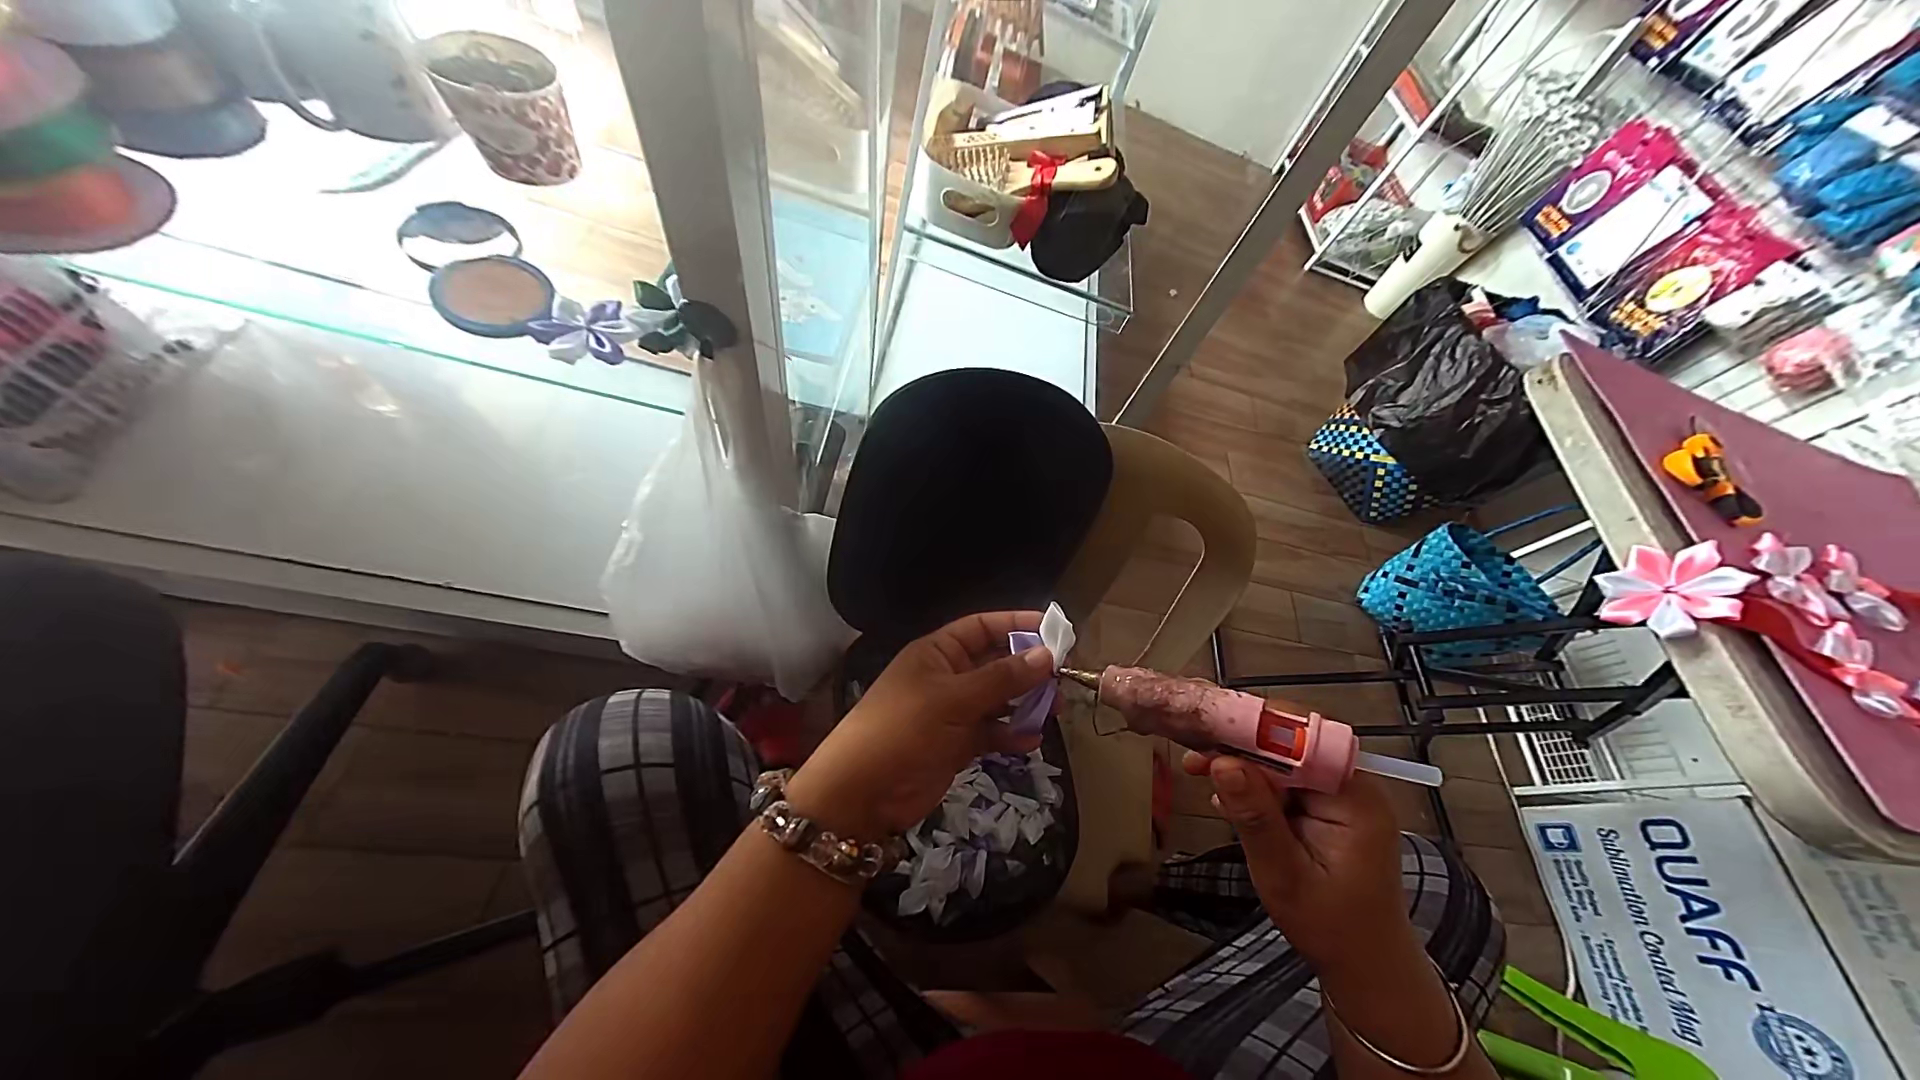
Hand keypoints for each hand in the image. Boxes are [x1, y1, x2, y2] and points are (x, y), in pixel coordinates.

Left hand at [786, 611, 1054, 837]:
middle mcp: (947, 676)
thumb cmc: (903, 729)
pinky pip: (992, 732)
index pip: (982, 627)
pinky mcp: (956, 744)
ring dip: (1025, 703)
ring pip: (999, 699)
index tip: (1054, 630)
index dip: (1016, 624)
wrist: (862, 792)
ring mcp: (952, 712)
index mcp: (938, 652)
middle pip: (996, 663)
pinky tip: (1030, 742)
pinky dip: (1011, 734)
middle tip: (1062, 678)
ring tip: (1055, 711)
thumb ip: (1002, 678)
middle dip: (1028, 669)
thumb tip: (1047, 654)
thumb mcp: (954, 698)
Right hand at [1184, 749, 1412, 968]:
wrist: (1368, 968)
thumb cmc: (1329, 926)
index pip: (1304, 739)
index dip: (1256, 728)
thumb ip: (1255, 816)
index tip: (1210, 731)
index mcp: (1353, 797)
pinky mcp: (1325, 808)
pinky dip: (1252, 783)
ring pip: (1282, 760)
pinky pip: (1284, 780)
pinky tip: (1225, 797)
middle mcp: (1350, 786)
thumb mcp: (1283, 873)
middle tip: (1194, 756)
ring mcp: (1338, 796)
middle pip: (1290, 744)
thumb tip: (1223, 762)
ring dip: (1240, 763)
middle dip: (1239, 745)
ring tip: (1198, 770)